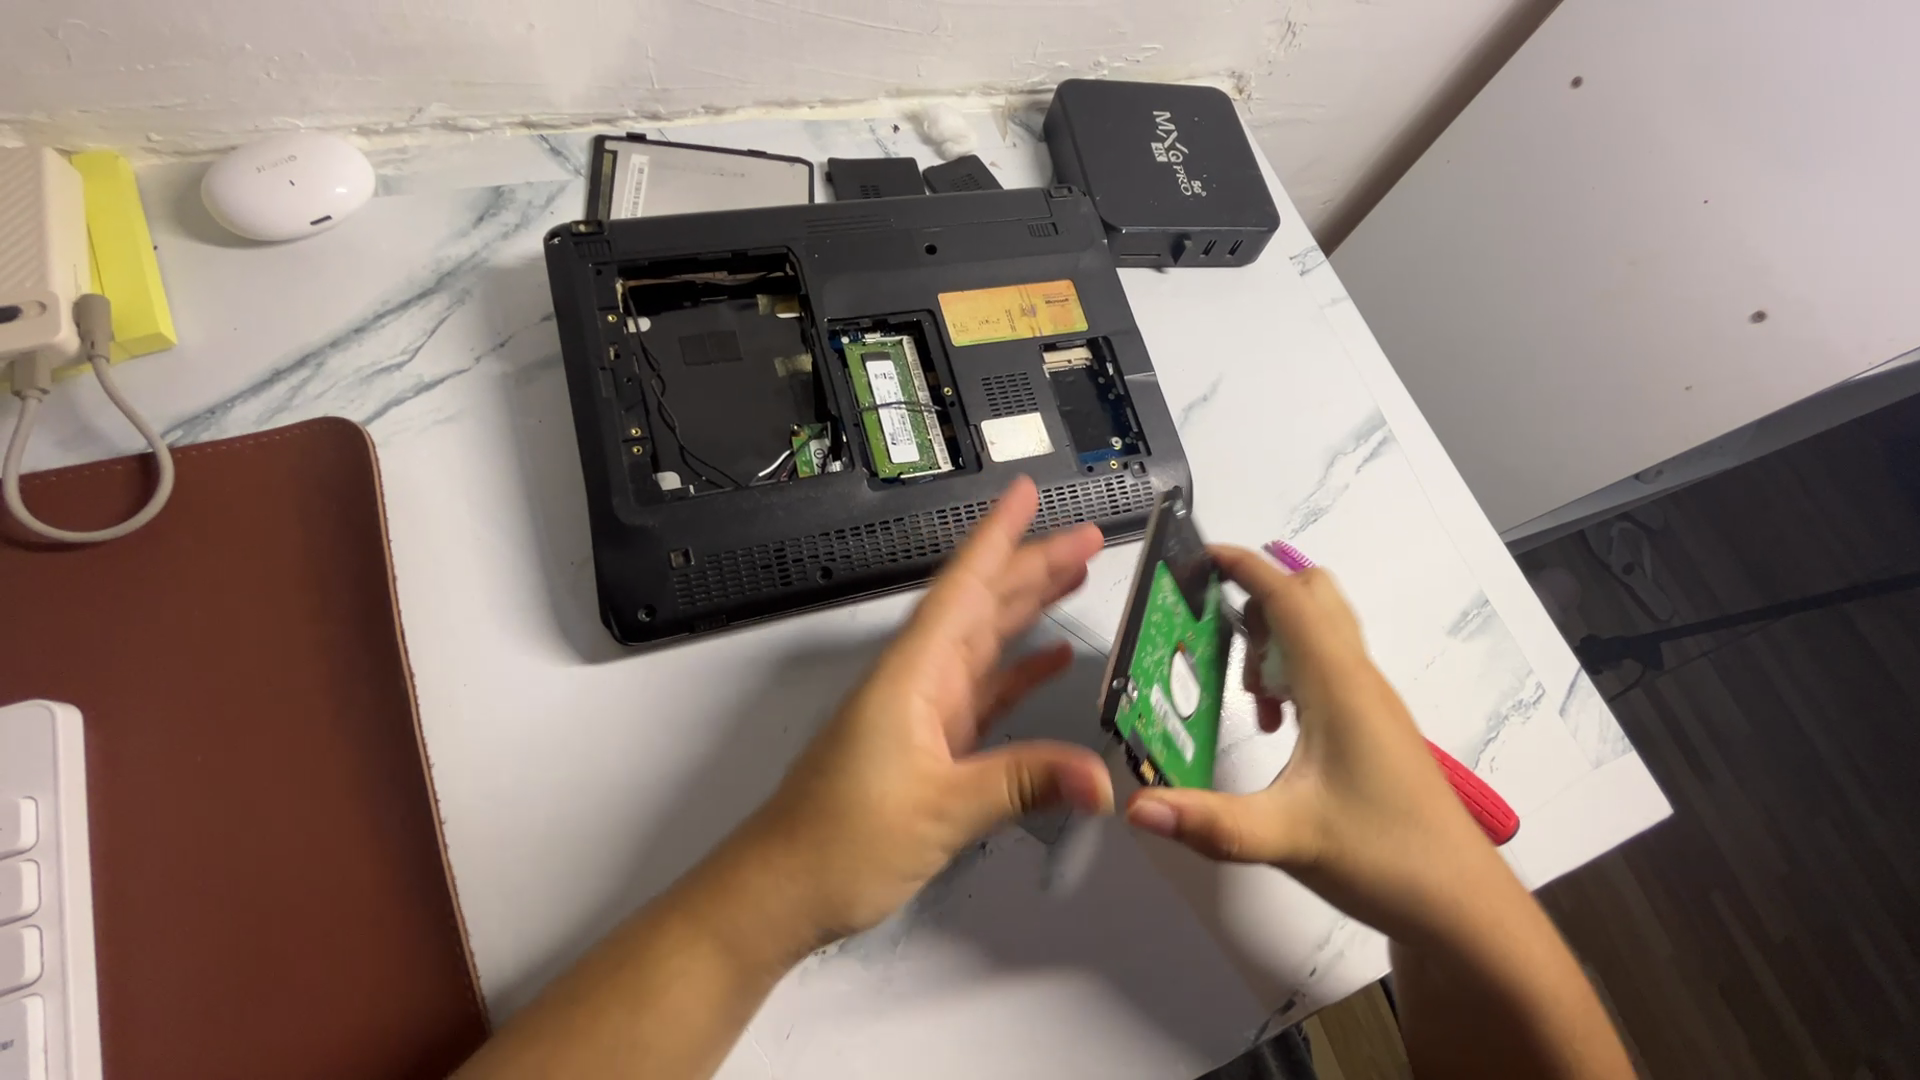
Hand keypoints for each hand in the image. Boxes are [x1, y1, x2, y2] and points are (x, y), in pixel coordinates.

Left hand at [732, 476, 1114, 942]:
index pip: (963, 587)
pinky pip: (985, 692)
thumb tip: (1099, 777)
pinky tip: (1049, 659)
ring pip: (987, 642)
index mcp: (914, 673)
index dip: (997, 537)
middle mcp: (919, 678)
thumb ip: (1023, 784)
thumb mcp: (940, 810)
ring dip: (1028, 608)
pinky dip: (1018, 672)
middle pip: (983, 606)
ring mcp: (926, 709)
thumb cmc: (838, 839)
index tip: (1025, 494)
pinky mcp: (933, 742)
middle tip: (1084, 536)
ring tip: (1074, 577)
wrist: (786, 887)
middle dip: (1032, 565)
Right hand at [1124, 545, 1503, 943]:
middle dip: (1257, 600)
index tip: (1200, 554)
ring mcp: (1369, 700)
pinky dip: (1290, 672)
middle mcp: (1356, 678)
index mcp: (1338, 684)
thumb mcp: (1287, 838)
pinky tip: (1276, 727)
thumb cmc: (1385, 857)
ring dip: (1272, 641)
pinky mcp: (1371, 723)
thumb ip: (1209, 821)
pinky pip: (1325, 665)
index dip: (1245, 566)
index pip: (1288, 596)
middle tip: (1220, 644)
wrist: (1466, 908)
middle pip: (1311, 595)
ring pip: (1319, 630)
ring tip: (1250, 701)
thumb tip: (1135, 807)